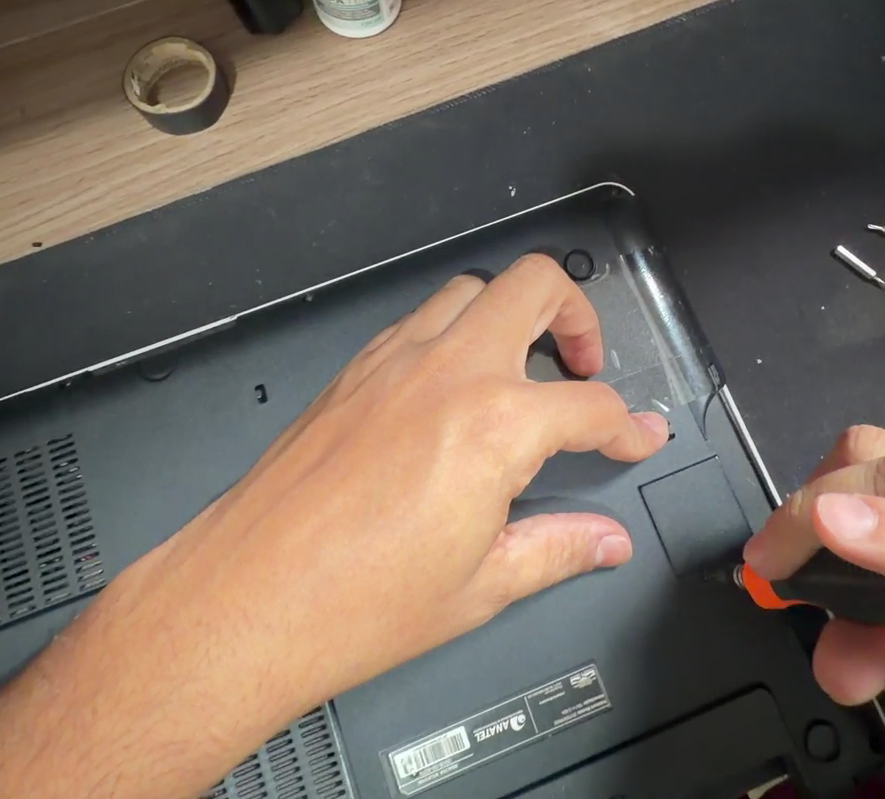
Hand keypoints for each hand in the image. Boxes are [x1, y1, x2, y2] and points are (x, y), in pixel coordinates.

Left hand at [123, 253, 669, 718]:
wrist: (250, 596)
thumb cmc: (353, 599)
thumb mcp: (481, 585)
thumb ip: (557, 547)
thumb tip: (602, 540)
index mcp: (495, 424)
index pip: (591, 404)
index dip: (627, 425)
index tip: (635, 435)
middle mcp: (447, 371)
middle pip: (536, 285)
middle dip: (578, 312)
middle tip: (584, 361)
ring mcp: (395, 359)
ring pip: (472, 288)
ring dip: (509, 312)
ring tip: (520, 363)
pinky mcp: (356, 367)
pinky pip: (419, 320)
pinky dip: (452, 332)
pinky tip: (452, 384)